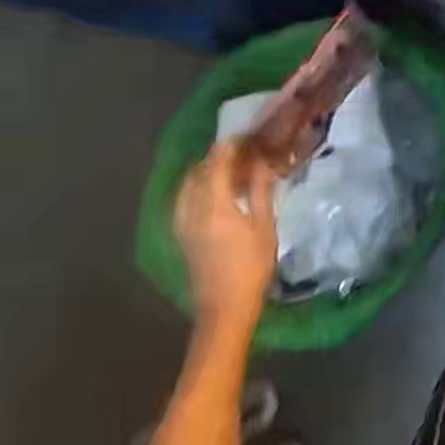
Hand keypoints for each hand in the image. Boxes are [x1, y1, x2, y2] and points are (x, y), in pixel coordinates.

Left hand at [174, 139, 277, 330]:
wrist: (224, 308)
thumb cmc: (251, 266)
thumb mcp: (264, 227)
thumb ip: (259, 191)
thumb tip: (260, 163)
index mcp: (212, 204)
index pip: (216, 162)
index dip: (230, 145)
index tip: (247, 135)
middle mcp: (190, 208)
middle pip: (198, 171)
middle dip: (218, 156)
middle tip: (244, 152)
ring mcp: (181, 222)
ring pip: (188, 184)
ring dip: (207, 171)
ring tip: (232, 170)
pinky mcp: (180, 234)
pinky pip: (185, 198)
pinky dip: (200, 187)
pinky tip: (218, 193)